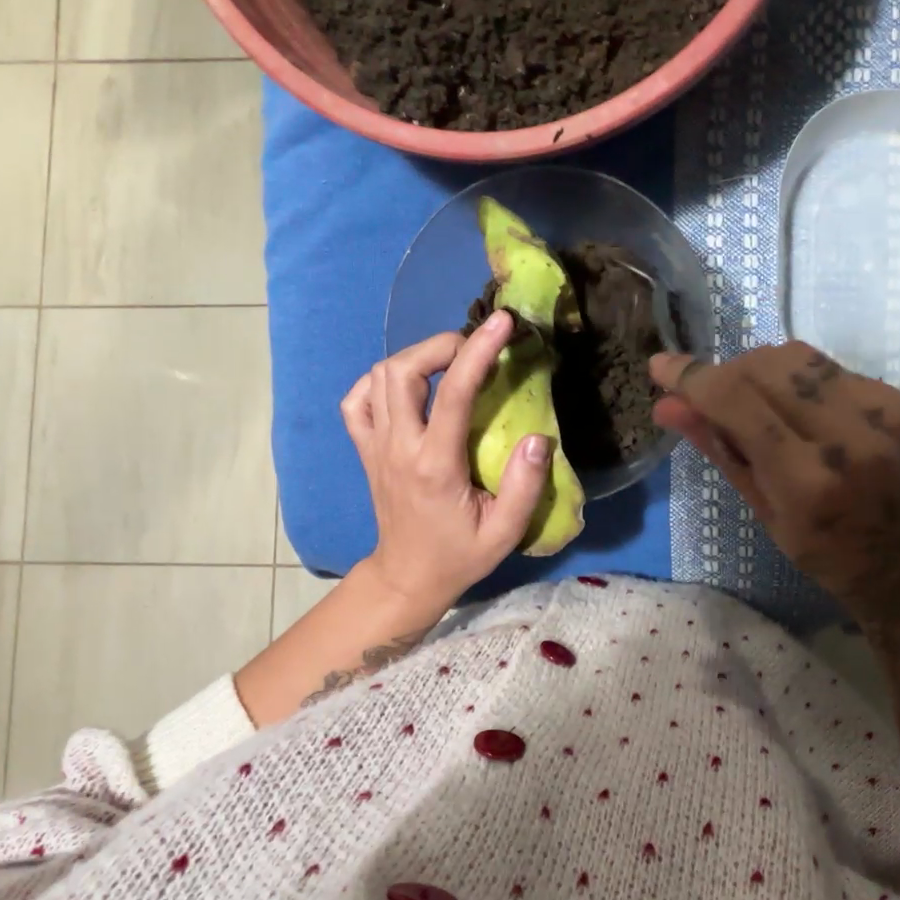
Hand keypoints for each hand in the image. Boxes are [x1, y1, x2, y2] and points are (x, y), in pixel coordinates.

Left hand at [341, 310, 551, 611]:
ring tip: (451, 363)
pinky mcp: (366, 450)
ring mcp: (375, 446)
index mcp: (435, 465)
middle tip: (475, 350)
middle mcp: (398, 447)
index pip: (454, 393)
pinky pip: (359, 400)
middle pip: (402, 370)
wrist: (408, 576)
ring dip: (416, 358)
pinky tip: (408, 386)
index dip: (478, 350)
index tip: (502, 323)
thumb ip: (524, 487)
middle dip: (441, 346)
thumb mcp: (504, 533)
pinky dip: (381, 381)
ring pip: (379, 377)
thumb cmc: (460, 555)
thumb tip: (540, 439)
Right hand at [649, 341, 899, 624]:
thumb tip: (668, 405)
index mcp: (808, 480)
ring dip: (762, 370)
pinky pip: (833, 369)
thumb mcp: (767, 513)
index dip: (692, 378)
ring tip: (756, 402)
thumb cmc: (829, 557)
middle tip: (713, 398)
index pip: (736, 402)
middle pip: (766, 366)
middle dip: (727, 373)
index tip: (662, 368)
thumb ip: (721, 451)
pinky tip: (802, 411)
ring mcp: (881, 412)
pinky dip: (802, 381)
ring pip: (799, 356)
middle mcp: (848, 436)